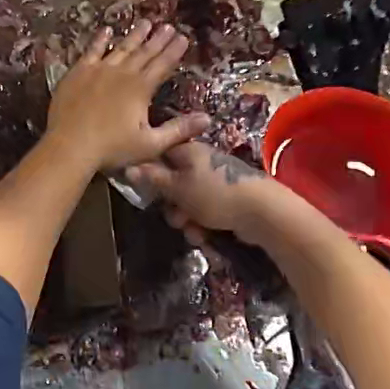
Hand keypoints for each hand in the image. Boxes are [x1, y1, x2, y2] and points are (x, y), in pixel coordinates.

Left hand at [45, 20, 208, 170]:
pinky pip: (92, 51)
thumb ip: (179, 130)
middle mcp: (122, 73)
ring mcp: (98, 70)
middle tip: (168, 25)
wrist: (69, 146)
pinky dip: (101, 40)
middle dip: (158, 39)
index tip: (183, 37)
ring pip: (121, 48)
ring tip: (145, 23)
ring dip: (134, 35)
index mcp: (141, 88)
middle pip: (144, 52)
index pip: (162, 65)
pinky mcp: (78, 73)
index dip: (174, 51)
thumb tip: (207, 119)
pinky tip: (107, 31)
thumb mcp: (151, 144)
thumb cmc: (112, 149)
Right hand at [125, 141, 288, 245]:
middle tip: (177, 216)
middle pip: (173, 183)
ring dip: (186, 220)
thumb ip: (153, 178)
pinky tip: (206, 236)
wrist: (261, 212)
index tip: (146, 191)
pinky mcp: (226, 202)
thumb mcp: (178, 187)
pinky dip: (202, 225)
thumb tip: (129, 167)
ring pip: (188, 203)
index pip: (161, 155)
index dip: (150, 173)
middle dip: (172, 205)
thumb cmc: (215, 194)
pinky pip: (205, 213)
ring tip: (194, 230)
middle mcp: (202, 164)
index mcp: (189, 152)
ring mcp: (216, 183)